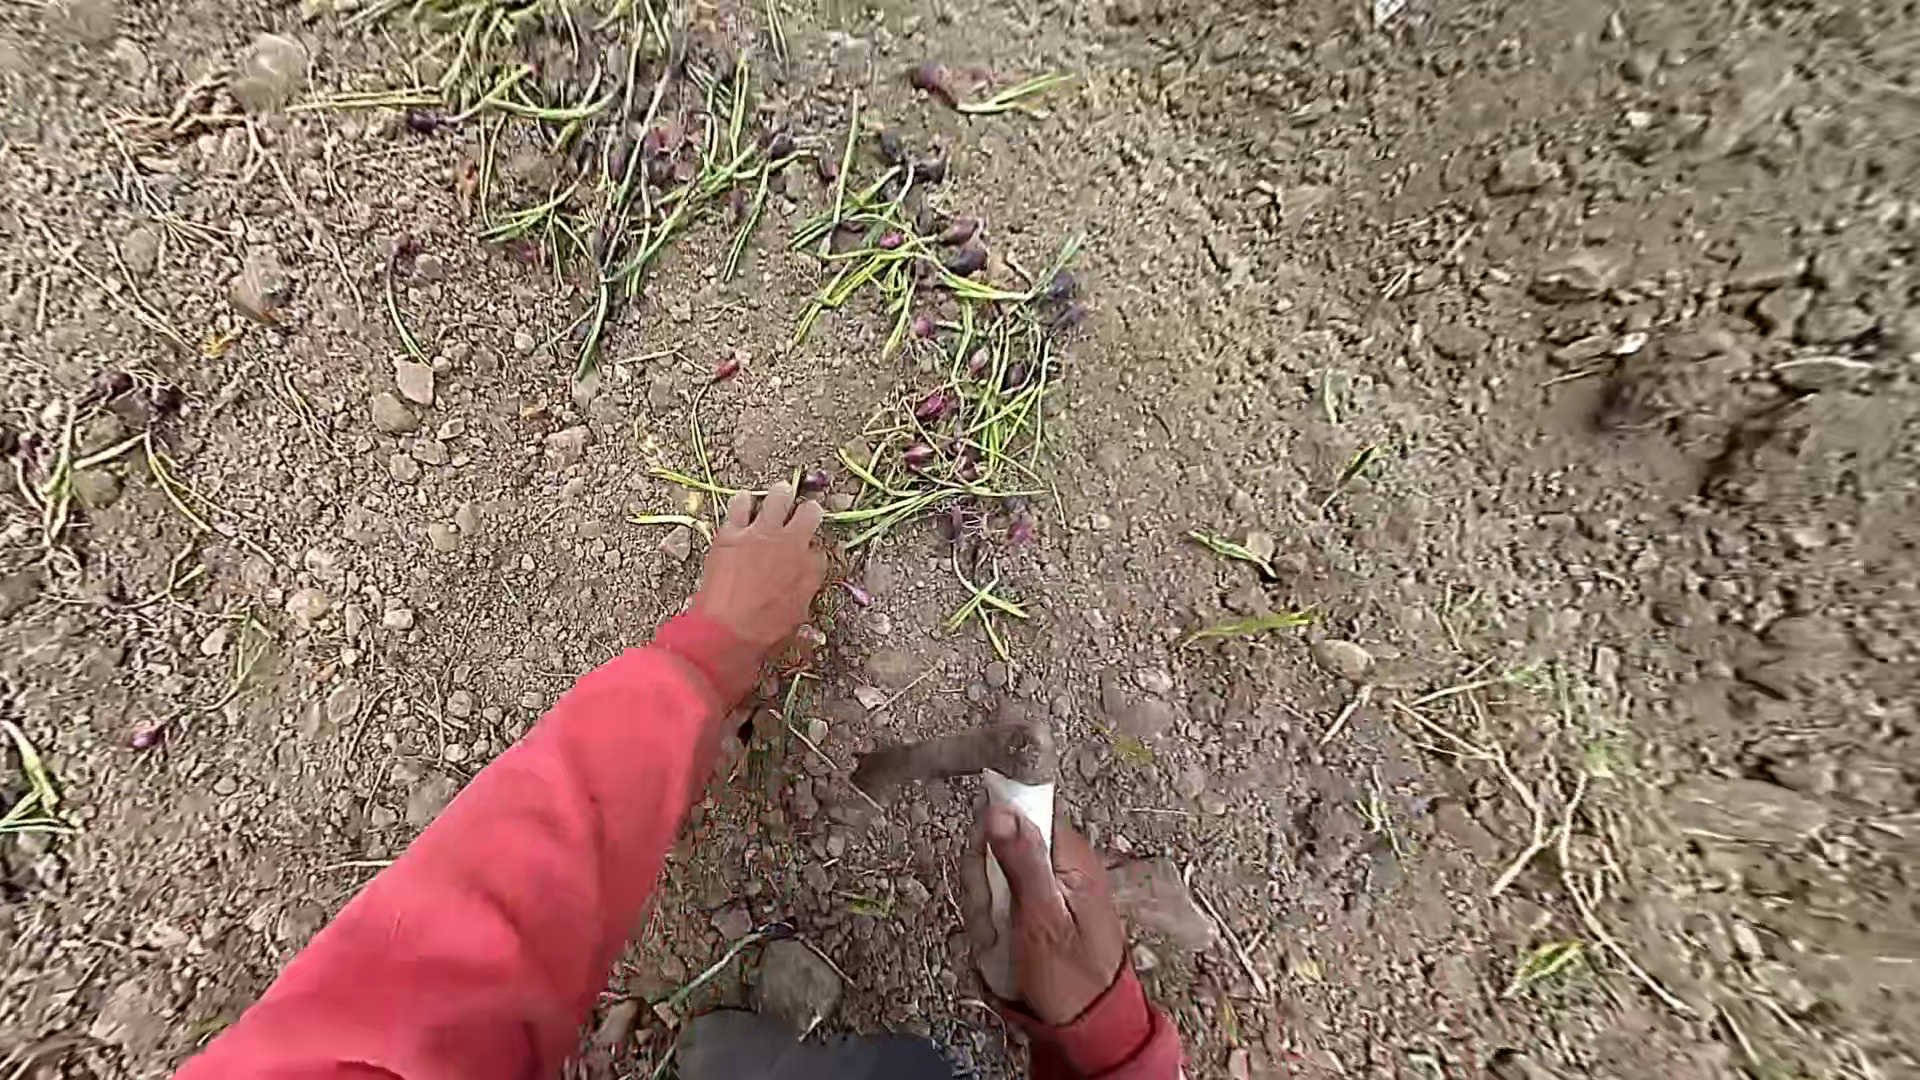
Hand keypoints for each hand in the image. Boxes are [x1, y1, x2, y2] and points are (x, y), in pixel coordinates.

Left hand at [692, 483, 826, 651]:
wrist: (726, 631)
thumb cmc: (765, 630)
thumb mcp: (799, 611)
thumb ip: (806, 584)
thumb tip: (809, 571)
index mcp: (810, 565)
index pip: (821, 546)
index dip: (816, 546)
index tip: (811, 547)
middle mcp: (791, 543)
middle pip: (808, 512)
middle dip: (808, 509)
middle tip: (804, 508)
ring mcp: (761, 533)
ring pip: (777, 498)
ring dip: (781, 494)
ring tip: (780, 491)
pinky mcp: (732, 533)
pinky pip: (740, 505)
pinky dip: (744, 501)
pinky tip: (745, 499)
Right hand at [961, 805, 1127, 1024]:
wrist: (1090, 1031)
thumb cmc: (1073, 980)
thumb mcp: (1043, 919)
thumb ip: (1022, 861)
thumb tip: (1000, 810)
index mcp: (1069, 854)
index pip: (1023, 809)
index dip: (994, 831)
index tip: (985, 865)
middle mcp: (1059, 860)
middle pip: (1002, 839)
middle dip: (984, 877)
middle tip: (990, 912)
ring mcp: (1047, 881)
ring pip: (995, 869)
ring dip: (985, 903)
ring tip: (996, 935)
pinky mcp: (1036, 902)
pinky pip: (1000, 893)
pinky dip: (992, 917)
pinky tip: (998, 941)